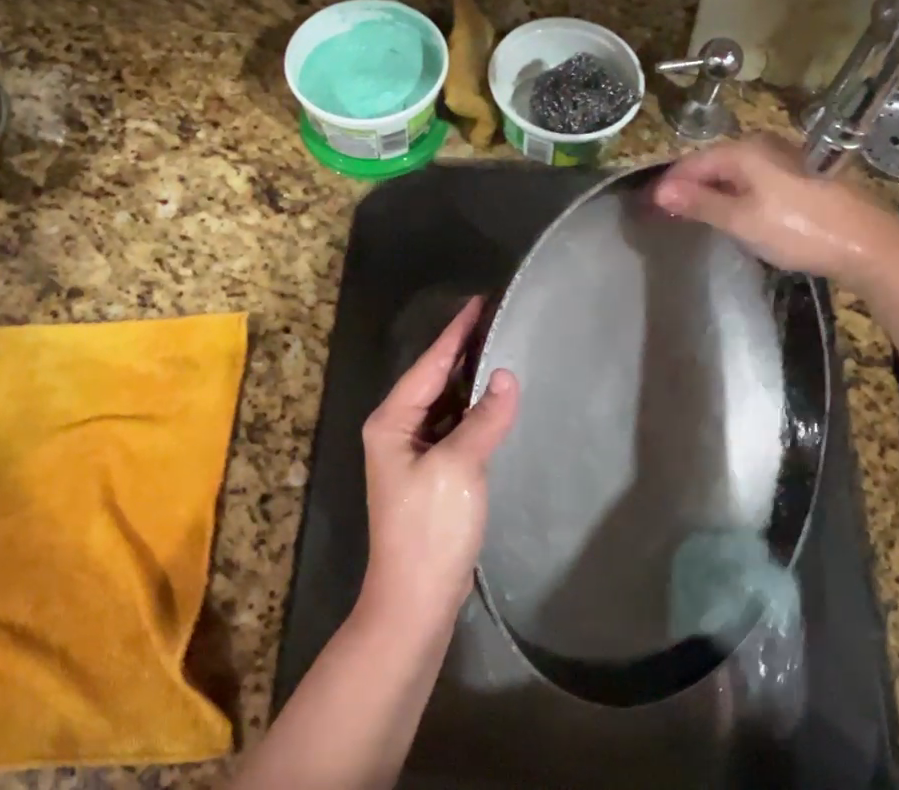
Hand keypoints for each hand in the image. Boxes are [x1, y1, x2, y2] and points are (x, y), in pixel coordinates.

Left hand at [361, 298, 517, 625]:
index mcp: (392, 422)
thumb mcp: (460, 467)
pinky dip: (475, 412)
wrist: (417, 596)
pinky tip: (497, 402)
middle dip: (463, 352)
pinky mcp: (432, 475)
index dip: (456, 334)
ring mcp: (413, 455)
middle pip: (435, 381)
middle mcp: (397, 432)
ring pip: (446, 405)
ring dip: (471, 382)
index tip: (480, 302)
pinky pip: (454, 429)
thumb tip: (507, 376)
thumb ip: (485, 419)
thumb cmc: (430, 527)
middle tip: (499, 320)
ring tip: (503, 349)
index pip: (429, 366)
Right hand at [651, 136, 898, 289]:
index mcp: (745, 150)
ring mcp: (788, 161)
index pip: (693, 162)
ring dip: (714, 193)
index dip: (670, 184)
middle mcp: (765, 147)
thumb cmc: (800, 230)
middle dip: (690, 186)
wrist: (868, 244)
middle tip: (669, 214)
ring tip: (696, 218)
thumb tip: (661, 192)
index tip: (650, 207)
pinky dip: (738, 197)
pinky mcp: (804, 180)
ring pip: (738, 174)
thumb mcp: (742, 221)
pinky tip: (736, 217)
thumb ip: (700, 204)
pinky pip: (757, 182)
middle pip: (716, 164)